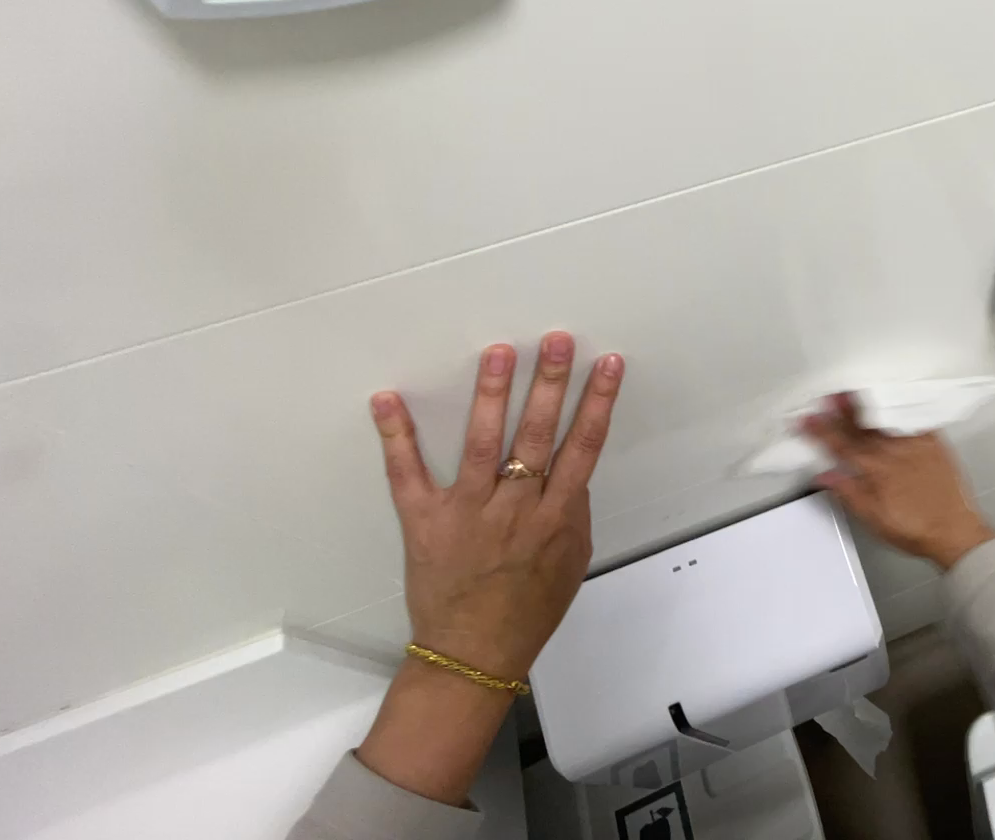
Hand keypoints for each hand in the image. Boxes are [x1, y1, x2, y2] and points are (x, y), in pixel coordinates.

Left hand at [357, 333, 624, 804]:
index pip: (584, 447)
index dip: (598, 402)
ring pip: (482, 445)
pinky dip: (396, 437)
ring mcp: (467, 512)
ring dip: (491, 396)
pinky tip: (387, 398)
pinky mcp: (424, 522)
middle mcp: (515, 508)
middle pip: (537, 436)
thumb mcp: (574, 558)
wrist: (475, 654)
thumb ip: (572, 509)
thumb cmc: (533, 606)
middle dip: (550, 384)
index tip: (607, 364)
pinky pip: (407, 475)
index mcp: (556, 517)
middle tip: (555, 340)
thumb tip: (569, 466)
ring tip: (498, 352)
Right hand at [803, 393, 994, 569]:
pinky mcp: (934, 441)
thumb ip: (848, 493)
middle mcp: (893, 452)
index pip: (841, 445)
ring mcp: (915, 444)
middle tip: (827, 396)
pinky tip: (891, 398)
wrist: (956, 531)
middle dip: (841, 410)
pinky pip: (913, 419)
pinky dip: (899, 408)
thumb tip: (824, 475)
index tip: (807, 420)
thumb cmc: (914, 528)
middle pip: (860, 427)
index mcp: (875, 470)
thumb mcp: (874, 518)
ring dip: (867, 404)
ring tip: (853, 391)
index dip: (821, 431)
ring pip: (885, 418)